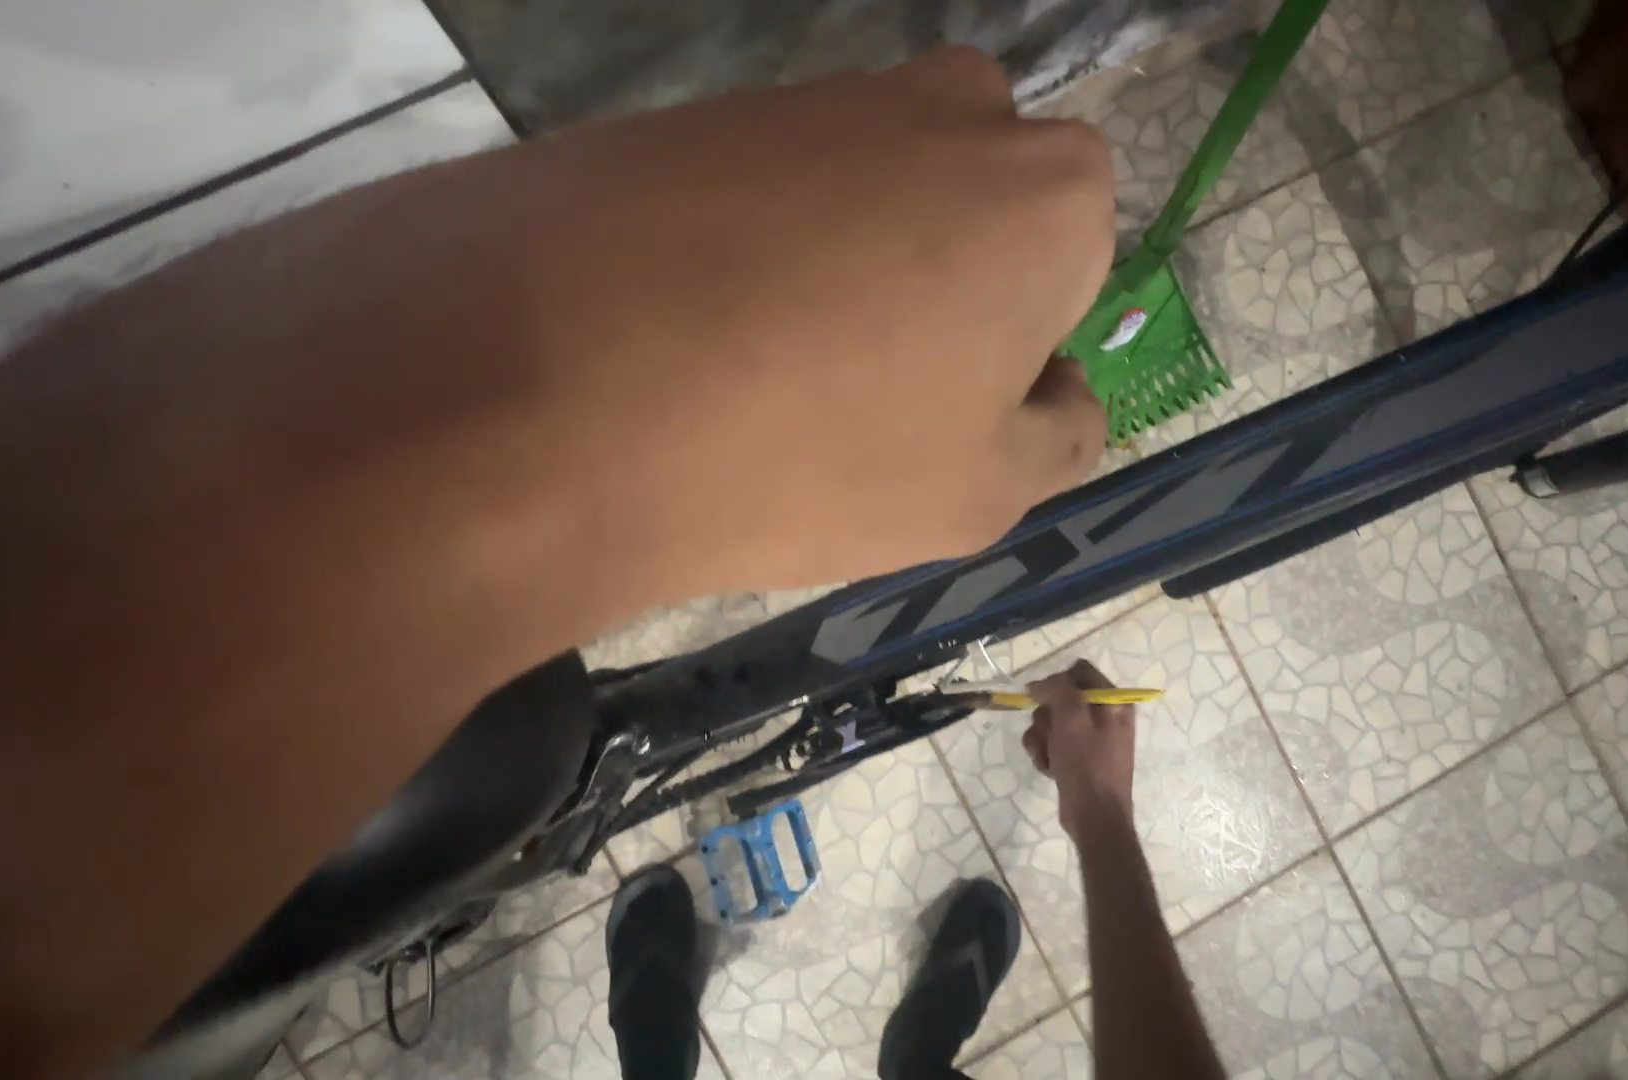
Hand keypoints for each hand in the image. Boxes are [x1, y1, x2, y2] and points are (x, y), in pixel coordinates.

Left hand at [516, 46, 1113, 596]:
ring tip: (770, 373)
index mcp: (1048, 194)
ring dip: (853, 283)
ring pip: (879, 209)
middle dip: (947, 303)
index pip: (1070, 278)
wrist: (557, 392)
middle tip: (864, 395)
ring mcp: (820, 94)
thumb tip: (1056, 393)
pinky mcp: (709, 108)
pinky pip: (779, 198)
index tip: (944, 411)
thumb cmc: (819, 455)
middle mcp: (950, 107)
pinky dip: (765, 261)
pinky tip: (704, 332)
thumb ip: (1063, 437)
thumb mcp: (986, 495)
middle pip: (978, 228)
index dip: (1014, 353)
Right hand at [1022, 660, 1137, 836]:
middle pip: (1059, 697)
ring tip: (1049, 758)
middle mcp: (1104, 714)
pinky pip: (1050, 742)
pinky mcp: (1077, 756)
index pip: (1078, 671)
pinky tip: (1050, 769)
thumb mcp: (1072, 719)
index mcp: (1113, 701)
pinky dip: (1045, 754)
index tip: (1040, 699)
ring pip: (1049, 721)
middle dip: (1046, 718)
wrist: (1095, 817)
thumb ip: (1057, 689)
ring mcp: (1090, 737)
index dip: (1055, 682)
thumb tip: (1037, 685)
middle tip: (1052, 736)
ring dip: (1042, 739)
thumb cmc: (1087, 765)